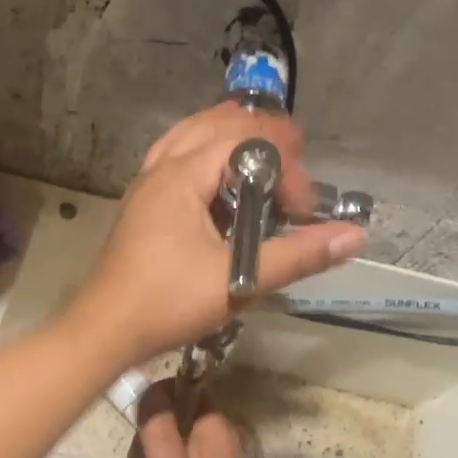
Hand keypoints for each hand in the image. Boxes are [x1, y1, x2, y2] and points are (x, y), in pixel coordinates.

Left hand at [68, 102, 366, 363]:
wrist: (104, 332)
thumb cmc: (167, 303)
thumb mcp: (239, 280)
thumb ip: (297, 256)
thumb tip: (353, 237)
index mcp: (181, 176)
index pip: (246, 140)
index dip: (285, 166)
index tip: (302, 209)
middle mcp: (160, 170)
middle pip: (215, 124)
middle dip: (261, 139)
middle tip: (294, 167)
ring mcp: (144, 188)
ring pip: (189, 139)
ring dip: (228, 143)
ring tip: (261, 163)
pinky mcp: (139, 210)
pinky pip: (174, 163)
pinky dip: (203, 162)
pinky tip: (218, 190)